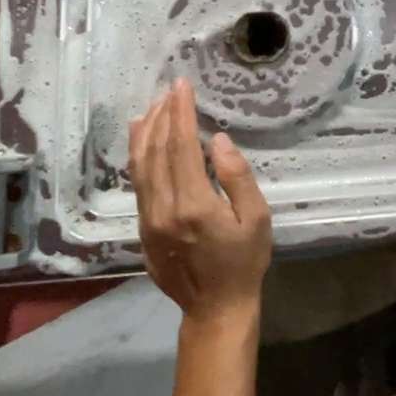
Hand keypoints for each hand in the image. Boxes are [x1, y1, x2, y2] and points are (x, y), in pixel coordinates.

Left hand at [129, 79, 272, 323]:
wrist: (215, 308)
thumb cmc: (244, 262)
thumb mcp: (257, 219)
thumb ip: (237, 178)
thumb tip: (218, 141)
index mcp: (194, 205)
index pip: (182, 147)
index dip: (181, 113)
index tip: (183, 87)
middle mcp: (164, 209)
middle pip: (156, 152)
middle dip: (163, 116)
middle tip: (171, 90)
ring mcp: (148, 220)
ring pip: (140, 166)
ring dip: (146, 133)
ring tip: (153, 107)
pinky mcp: (143, 228)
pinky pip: (138, 183)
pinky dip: (138, 156)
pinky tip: (143, 142)